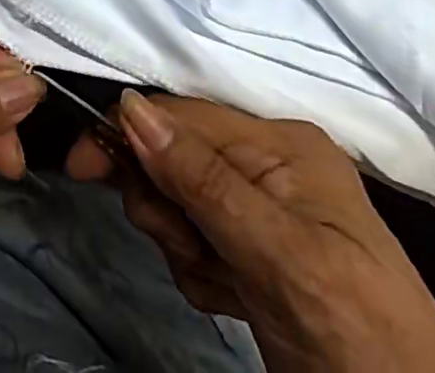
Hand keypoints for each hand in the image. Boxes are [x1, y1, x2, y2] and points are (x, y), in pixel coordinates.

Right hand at [67, 91, 434, 372]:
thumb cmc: (351, 326)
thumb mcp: (276, 252)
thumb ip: (202, 179)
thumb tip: (131, 108)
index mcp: (281, 145)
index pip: (183, 117)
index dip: (129, 135)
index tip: (83, 168)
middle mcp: (268, 166)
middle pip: (174, 160)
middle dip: (167, 209)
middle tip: (191, 250)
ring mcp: (260, 211)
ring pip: (177, 206)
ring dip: (184, 249)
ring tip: (225, 285)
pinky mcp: (251, 251)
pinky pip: (193, 243)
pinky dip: (198, 273)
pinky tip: (233, 300)